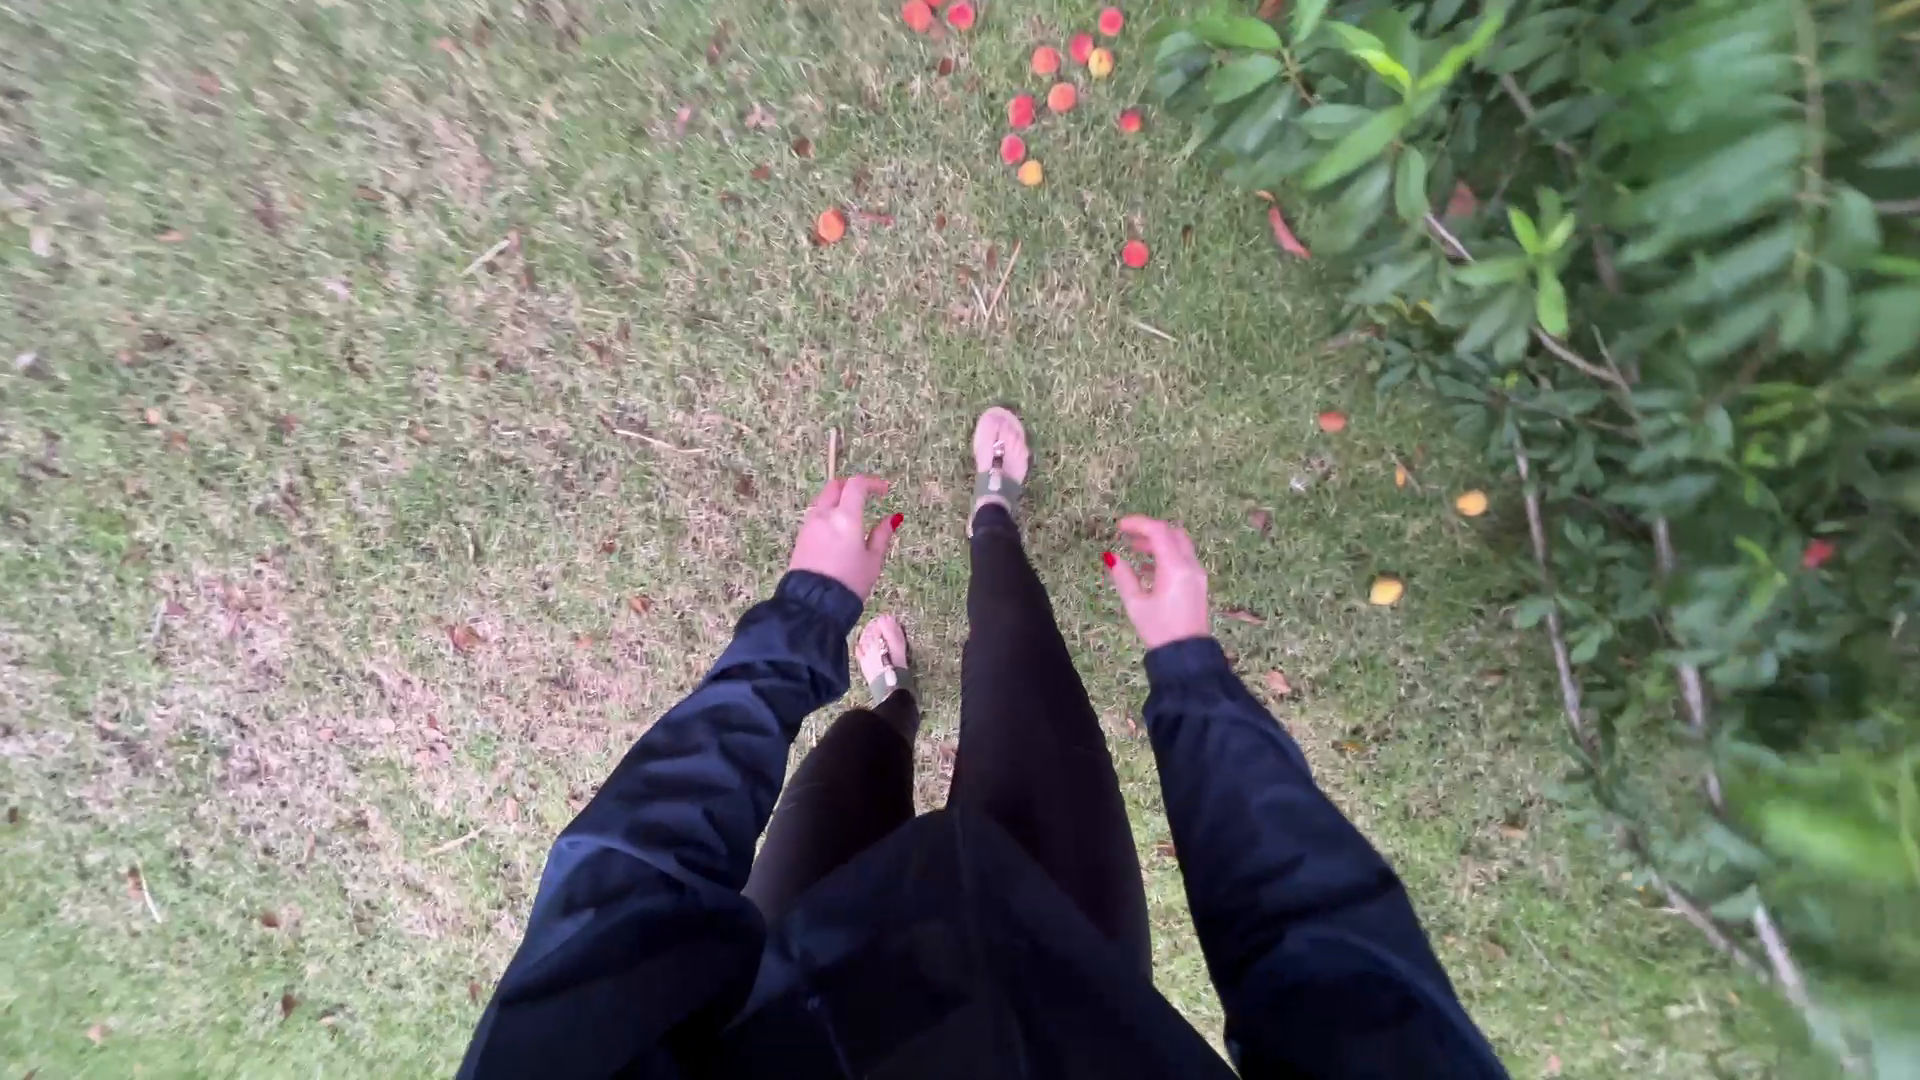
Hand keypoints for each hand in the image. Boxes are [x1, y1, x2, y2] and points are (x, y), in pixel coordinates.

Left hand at [787, 476, 900, 601]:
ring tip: (852, 515)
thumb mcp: (873, 561)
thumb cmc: (850, 583)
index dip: (873, 483)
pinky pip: (816, 516)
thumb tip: (891, 518)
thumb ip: (882, 535)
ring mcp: (809, 525)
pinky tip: (838, 531)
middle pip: (835, 486)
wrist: (813, 604)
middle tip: (866, 495)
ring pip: (823, 500)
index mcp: (846, 517)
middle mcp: (824, 515)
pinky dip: (828, 514)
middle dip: (851, 486)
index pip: (857, 485)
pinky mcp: (801, 538)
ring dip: (838, 500)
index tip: (885, 491)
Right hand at [1105, 515, 1210, 649]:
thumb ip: (1123, 576)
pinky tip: (1148, 569)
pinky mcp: (1198, 584)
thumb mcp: (1135, 603)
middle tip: (1128, 536)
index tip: (1119, 526)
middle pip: (1172, 533)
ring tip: (1135, 550)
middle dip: (1149, 530)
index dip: (1138, 523)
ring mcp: (1197, 574)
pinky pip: (1183, 559)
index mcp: (1174, 568)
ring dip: (1158, 542)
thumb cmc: (1158, 629)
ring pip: (1180, 545)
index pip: (1158, 531)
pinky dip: (1166, 555)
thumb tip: (1112, 557)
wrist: (1186, 654)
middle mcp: (1190, 566)